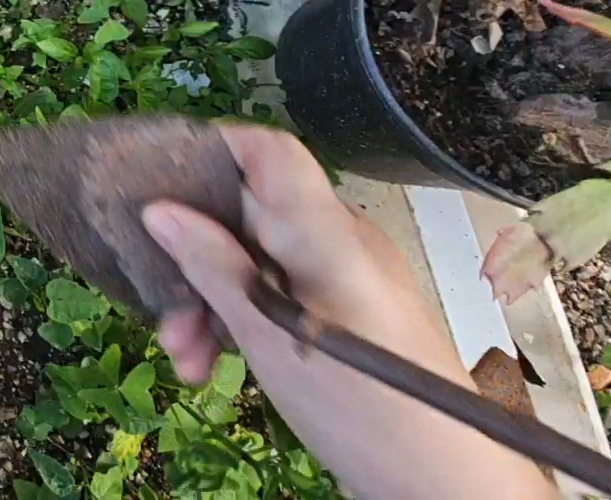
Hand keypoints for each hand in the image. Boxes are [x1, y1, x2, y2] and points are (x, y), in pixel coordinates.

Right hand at [142, 125, 558, 499]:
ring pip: (251, 259)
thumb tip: (157, 210)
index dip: (213, 146)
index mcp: (324, 232)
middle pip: (246, 213)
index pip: (270, 151)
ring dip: (207, 297)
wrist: (454, 495)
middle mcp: (333, 242)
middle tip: (156, 294)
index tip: (159, 176)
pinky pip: (274, 292)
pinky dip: (238, 318)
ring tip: (180, 350)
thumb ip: (214, 266)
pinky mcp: (341, 314)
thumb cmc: (365, 407)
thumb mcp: (270, 335)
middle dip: (192, 251)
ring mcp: (338, 279)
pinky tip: (208, 361)